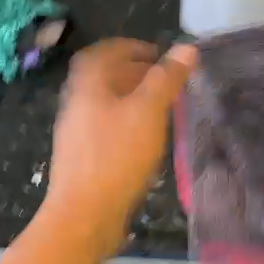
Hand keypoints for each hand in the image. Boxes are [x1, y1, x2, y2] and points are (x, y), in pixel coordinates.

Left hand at [44, 39, 197, 247]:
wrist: (84, 215)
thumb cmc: (116, 157)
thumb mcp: (148, 112)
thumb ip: (166, 79)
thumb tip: (186, 47)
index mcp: (87, 86)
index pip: (101, 53)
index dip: (128, 47)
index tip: (156, 53)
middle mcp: (76, 105)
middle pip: (103, 78)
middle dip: (133, 72)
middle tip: (164, 79)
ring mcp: (77, 134)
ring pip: (105, 105)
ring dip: (131, 100)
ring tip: (162, 108)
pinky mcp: (83, 159)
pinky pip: (106, 129)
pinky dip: (127, 123)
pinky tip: (147, 139)